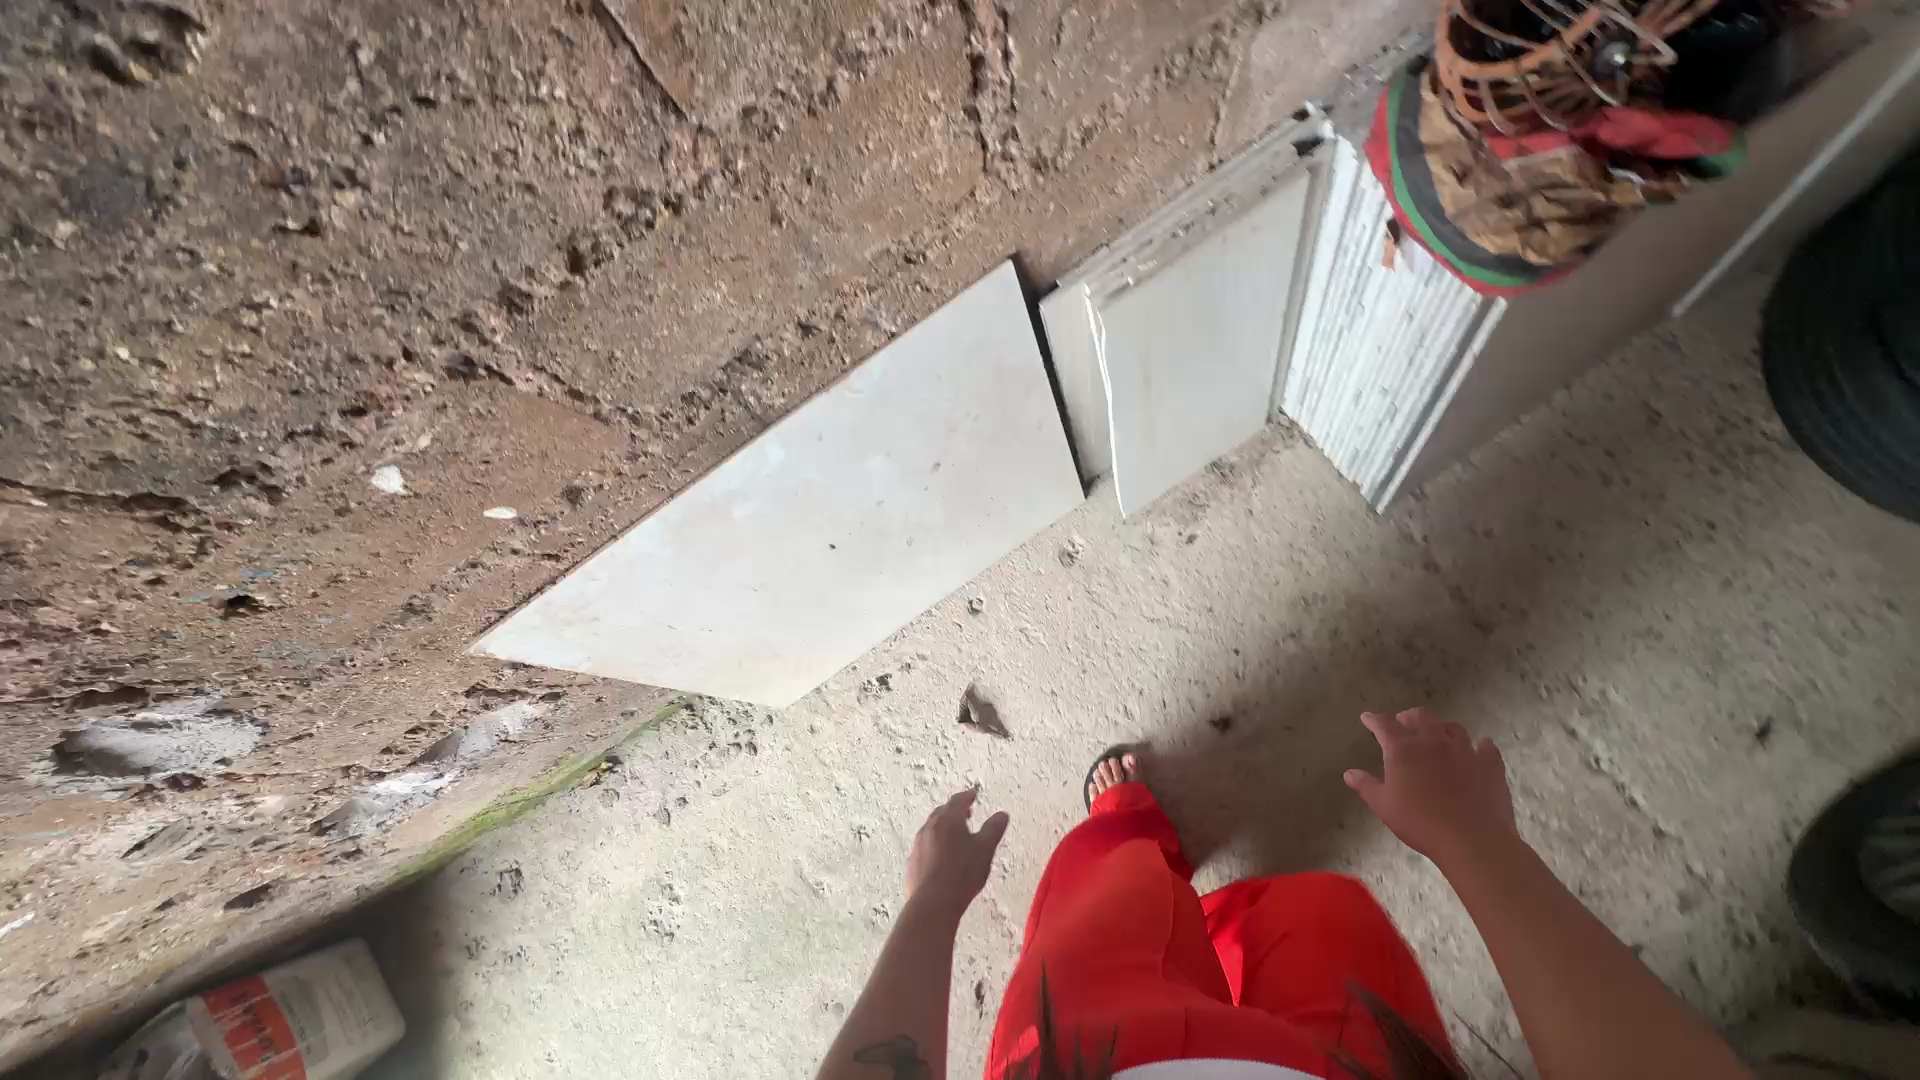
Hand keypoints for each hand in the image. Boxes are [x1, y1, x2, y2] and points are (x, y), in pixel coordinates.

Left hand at [904, 788, 1008, 919]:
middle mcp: (930, 827)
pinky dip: (935, 843)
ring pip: (932, 828)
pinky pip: (925, 845)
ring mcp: (918, 844)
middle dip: (954, 810)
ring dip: (943, 826)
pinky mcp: (912, 862)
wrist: (933, 902)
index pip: (958, 801)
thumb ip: (993, 829)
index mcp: (948, 820)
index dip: (967, 796)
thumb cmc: (963, 873)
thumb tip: (1002, 814)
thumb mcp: (985, 850)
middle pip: (942, 812)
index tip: (973, 794)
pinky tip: (941, 856)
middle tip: (966, 813)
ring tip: (955, 834)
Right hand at [1344, 708, 1518, 867]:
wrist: (1473, 840)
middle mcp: (1433, 742)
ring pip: (1453, 727)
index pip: (1384, 725)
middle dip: (1409, 716)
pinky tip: (1479, 748)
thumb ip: (1366, 786)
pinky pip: (1486, 746)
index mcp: (1403, 750)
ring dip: (1442, 727)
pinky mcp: (1490, 765)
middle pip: (1421, 717)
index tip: (1367, 718)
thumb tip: (1349, 773)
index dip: (1374, 720)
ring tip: (1438, 734)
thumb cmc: (1421, 823)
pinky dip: (1480, 745)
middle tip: (1403, 722)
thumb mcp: (1384, 806)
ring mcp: (1465, 751)